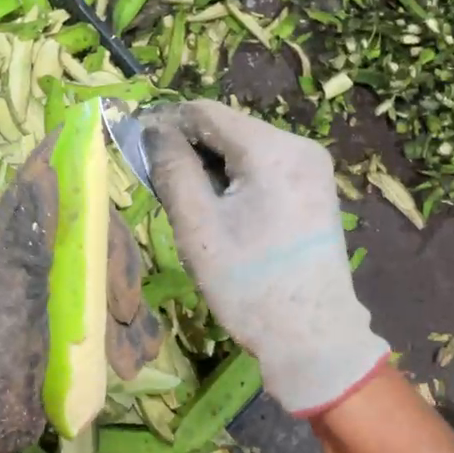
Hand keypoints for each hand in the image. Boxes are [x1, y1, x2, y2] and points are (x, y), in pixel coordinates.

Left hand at [0, 131, 160, 452]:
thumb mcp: (2, 306)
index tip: (99, 132)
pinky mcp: (75, 318)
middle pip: (91, 225)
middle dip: (116, 263)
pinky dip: (133, 330)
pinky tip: (133, 359)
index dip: (68, 151)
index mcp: (7, 238)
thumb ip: (26, 242)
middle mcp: (35, 253)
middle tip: (126, 309)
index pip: (39, 177)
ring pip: (110, 266)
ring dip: (128, 307)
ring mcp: (57, 285)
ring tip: (128, 356)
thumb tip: (43, 173)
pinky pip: (117, 308)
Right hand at [142, 100, 388, 415]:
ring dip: (214, 166)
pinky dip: (238, 177)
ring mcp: (312, 167)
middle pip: (228, 129)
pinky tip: (224, 210)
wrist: (314, 340)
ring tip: (192, 204)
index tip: (138, 147)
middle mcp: (299, 146)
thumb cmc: (250, 285)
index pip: (206, 112)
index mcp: (272, 149)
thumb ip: (172, 168)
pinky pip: (265, 166)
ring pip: (245, 147)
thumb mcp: (198, 226)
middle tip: (162, 184)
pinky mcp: (315, 188)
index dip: (168, 124)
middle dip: (192, 149)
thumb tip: (153, 130)